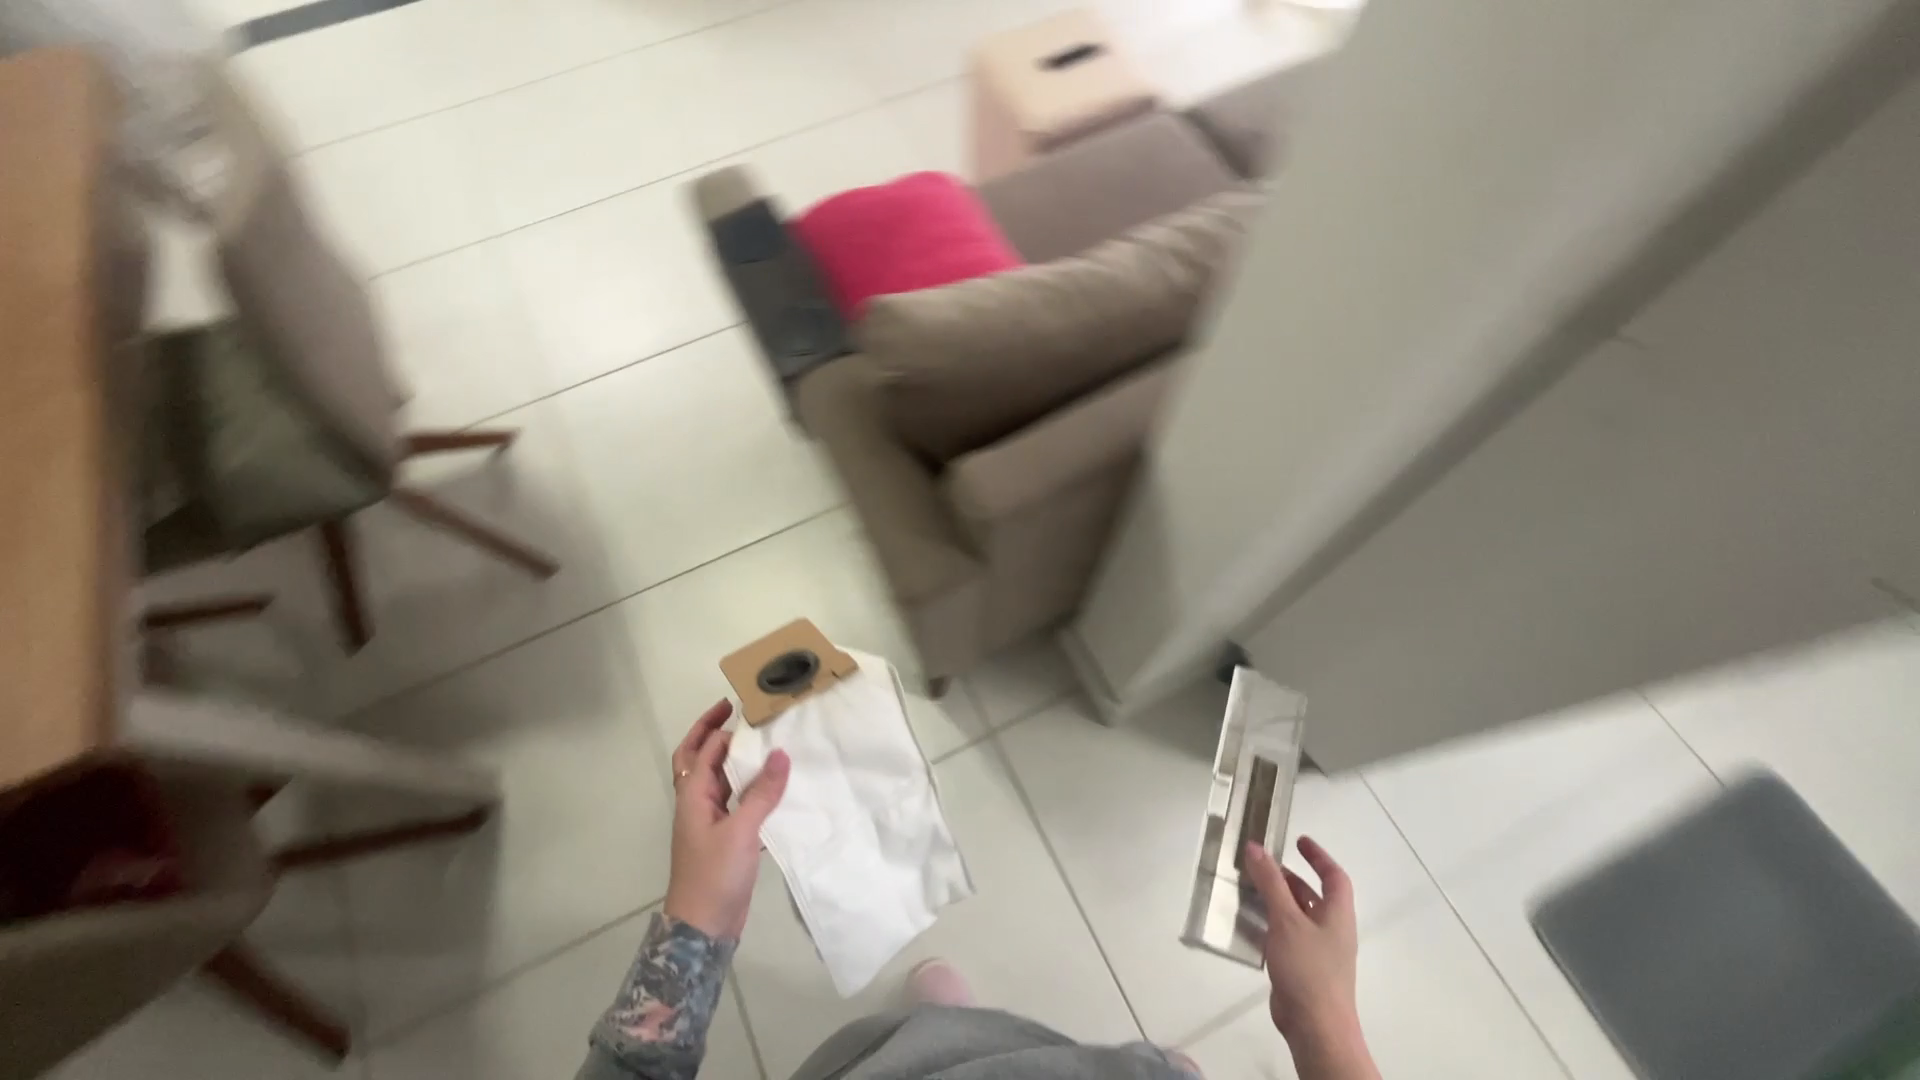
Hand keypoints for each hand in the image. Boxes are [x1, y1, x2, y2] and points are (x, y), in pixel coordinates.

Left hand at [662, 700, 790, 939]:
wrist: (703, 928)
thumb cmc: (714, 875)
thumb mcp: (741, 831)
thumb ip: (762, 792)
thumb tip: (780, 753)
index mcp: (693, 796)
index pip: (704, 751)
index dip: (719, 727)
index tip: (743, 707)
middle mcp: (697, 803)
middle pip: (699, 759)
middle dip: (712, 734)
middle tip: (735, 712)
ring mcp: (710, 821)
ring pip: (720, 779)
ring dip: (735, 759)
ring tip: (763, 742)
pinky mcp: (726, 838)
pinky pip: (737, 801)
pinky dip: (751, 787)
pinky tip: (775, 786)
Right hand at [1243, 837, 1378, 1079]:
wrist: (1316, 1027)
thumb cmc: (1308, 969)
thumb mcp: (1286, 919)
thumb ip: (1270, 883)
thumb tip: (1255, 847)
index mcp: (1337, 915)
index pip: (1334, 877)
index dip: (1319, 856)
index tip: (1298, 840)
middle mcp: (1330, 930)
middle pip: (1312, 895)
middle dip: (1288, 877)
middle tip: (1261, 863)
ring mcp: (1317, 951)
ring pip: (1296, 915)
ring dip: (1275, 899)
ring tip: (1247, 887)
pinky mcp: (1301, 968)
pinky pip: (1285, 936)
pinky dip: (1268, 924)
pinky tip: (1246, 923)